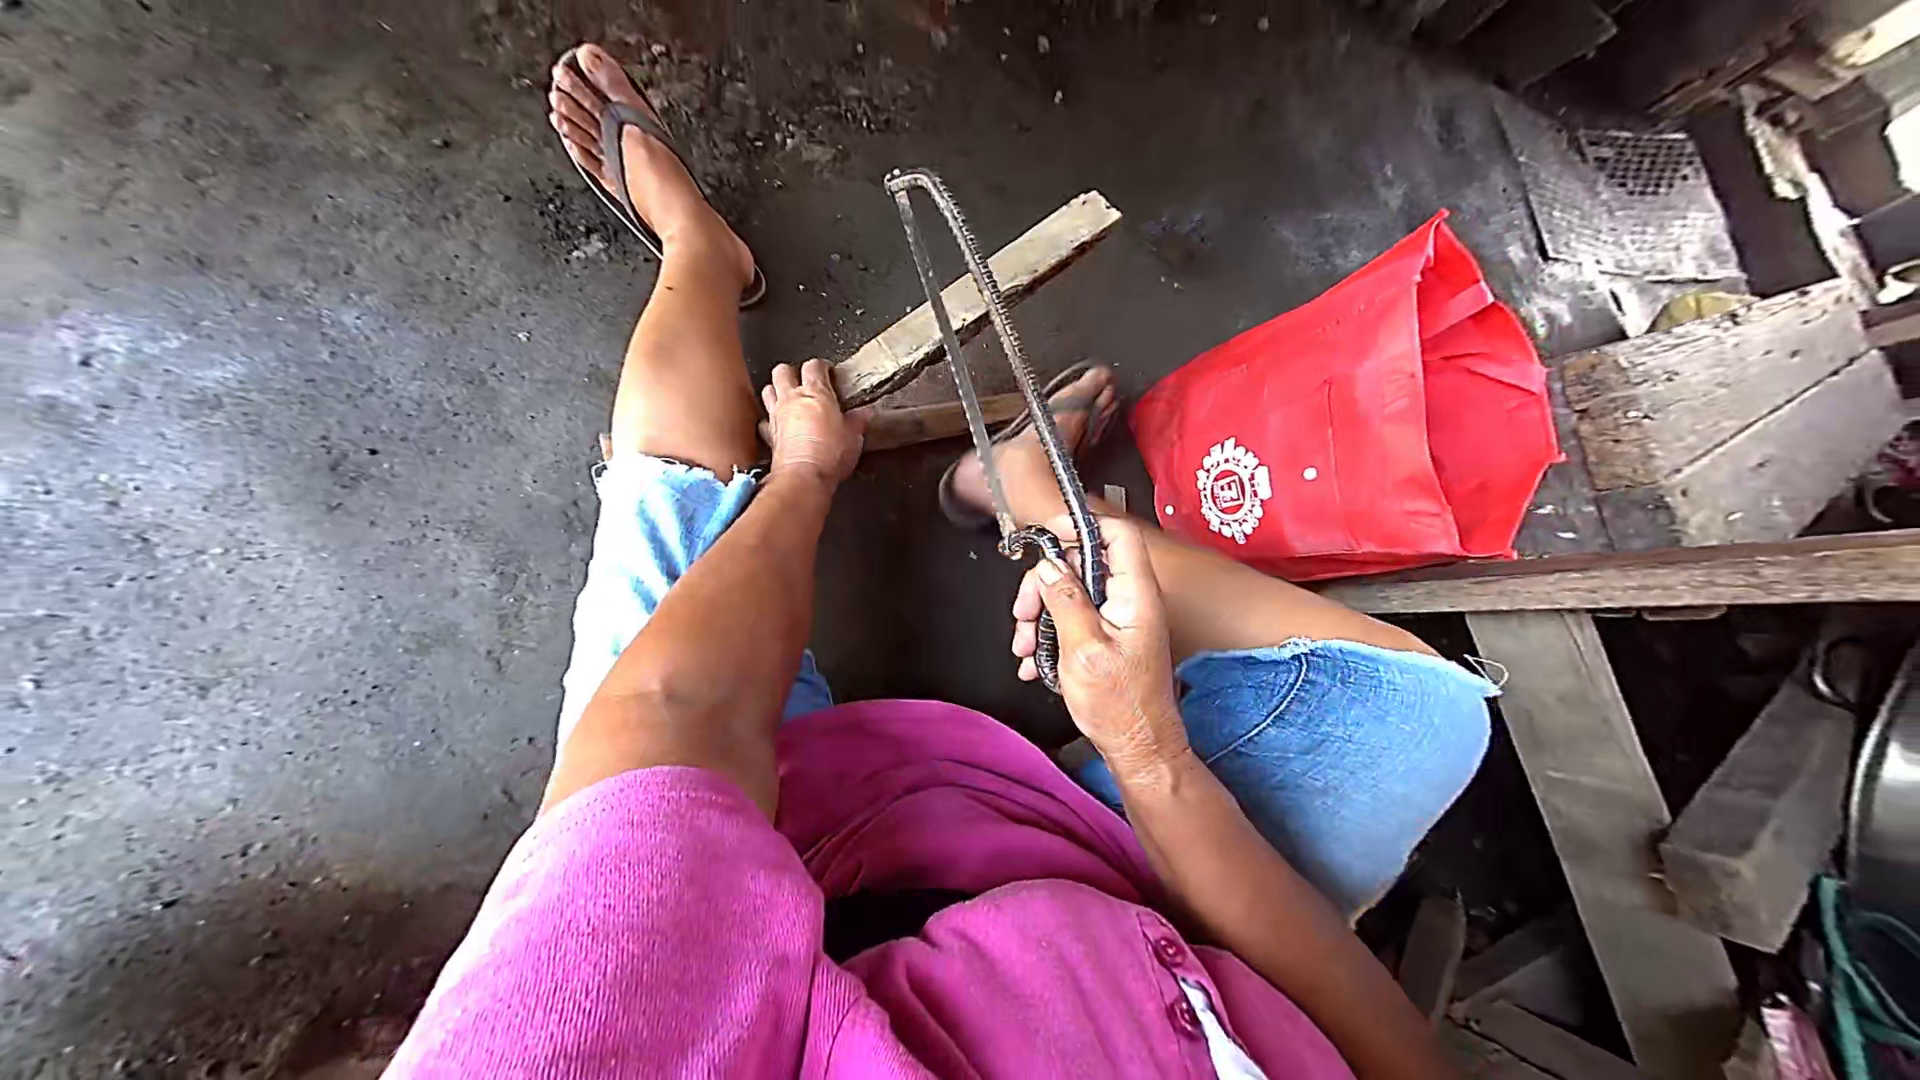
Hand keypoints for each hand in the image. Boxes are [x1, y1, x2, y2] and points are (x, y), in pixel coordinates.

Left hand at [761, 359, 868, 485]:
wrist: (804, 477)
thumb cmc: (829, 455)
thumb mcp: (854, 437)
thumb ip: (857, 422)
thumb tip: (864, 415)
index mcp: (816, 393)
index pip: (814, 366)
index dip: (822, 367)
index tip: (828, 373)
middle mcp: (793, 399)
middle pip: (783, 370)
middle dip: (792, 372)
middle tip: (803, 381)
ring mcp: (777, 415)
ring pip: (768, 389)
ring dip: (776, 390)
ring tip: (788, 397)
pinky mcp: (769, 435)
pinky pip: (764, 420)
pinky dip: (769, 420)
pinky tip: (778, 425)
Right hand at [1012, 515, 1189, 778]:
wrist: (1137, 747)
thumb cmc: (1122, 707)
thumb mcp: (1083, 650)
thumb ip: (1065, 601)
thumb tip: (1050, 567)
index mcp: (1134, 595)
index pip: (1117, 534)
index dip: (1083, 525)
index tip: (1050, 533)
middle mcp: (1129, 600)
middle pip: (1082, 564)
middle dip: (1045, 584)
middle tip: (1025, 610)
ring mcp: (1118, 617)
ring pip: (1071, 591)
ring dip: (1041, 613)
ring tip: (1027, 643)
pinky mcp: (1107, 634)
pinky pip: (1072, 616)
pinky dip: (1049, 631)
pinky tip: (1036, 655)